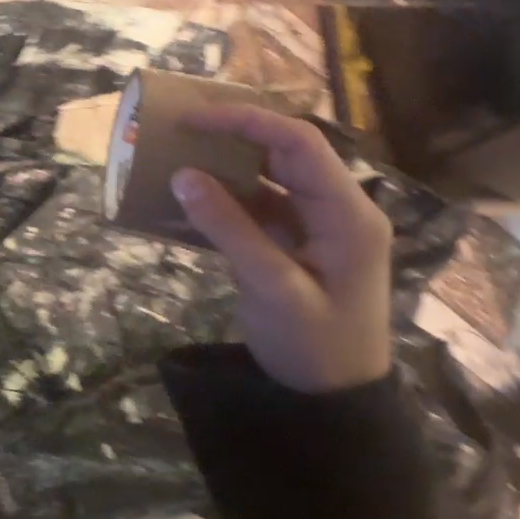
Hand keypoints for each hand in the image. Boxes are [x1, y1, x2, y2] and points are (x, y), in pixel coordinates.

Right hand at [169, 106, 393, 393]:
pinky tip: (183, 193)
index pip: (298, 142)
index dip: (245, 121)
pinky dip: (219, 191)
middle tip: (173, 128)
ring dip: (220, 160)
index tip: (189, 119)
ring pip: (265, 172)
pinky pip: (253, 200)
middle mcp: (335, 207)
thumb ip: (230, 229)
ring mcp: (313, 223)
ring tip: (172, 151)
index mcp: (347, 214)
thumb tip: (182, 174)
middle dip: (228, 132)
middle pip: (282, 149)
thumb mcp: (273, 289)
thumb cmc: (314, 345)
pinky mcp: (290, 238)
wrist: (334, 398)